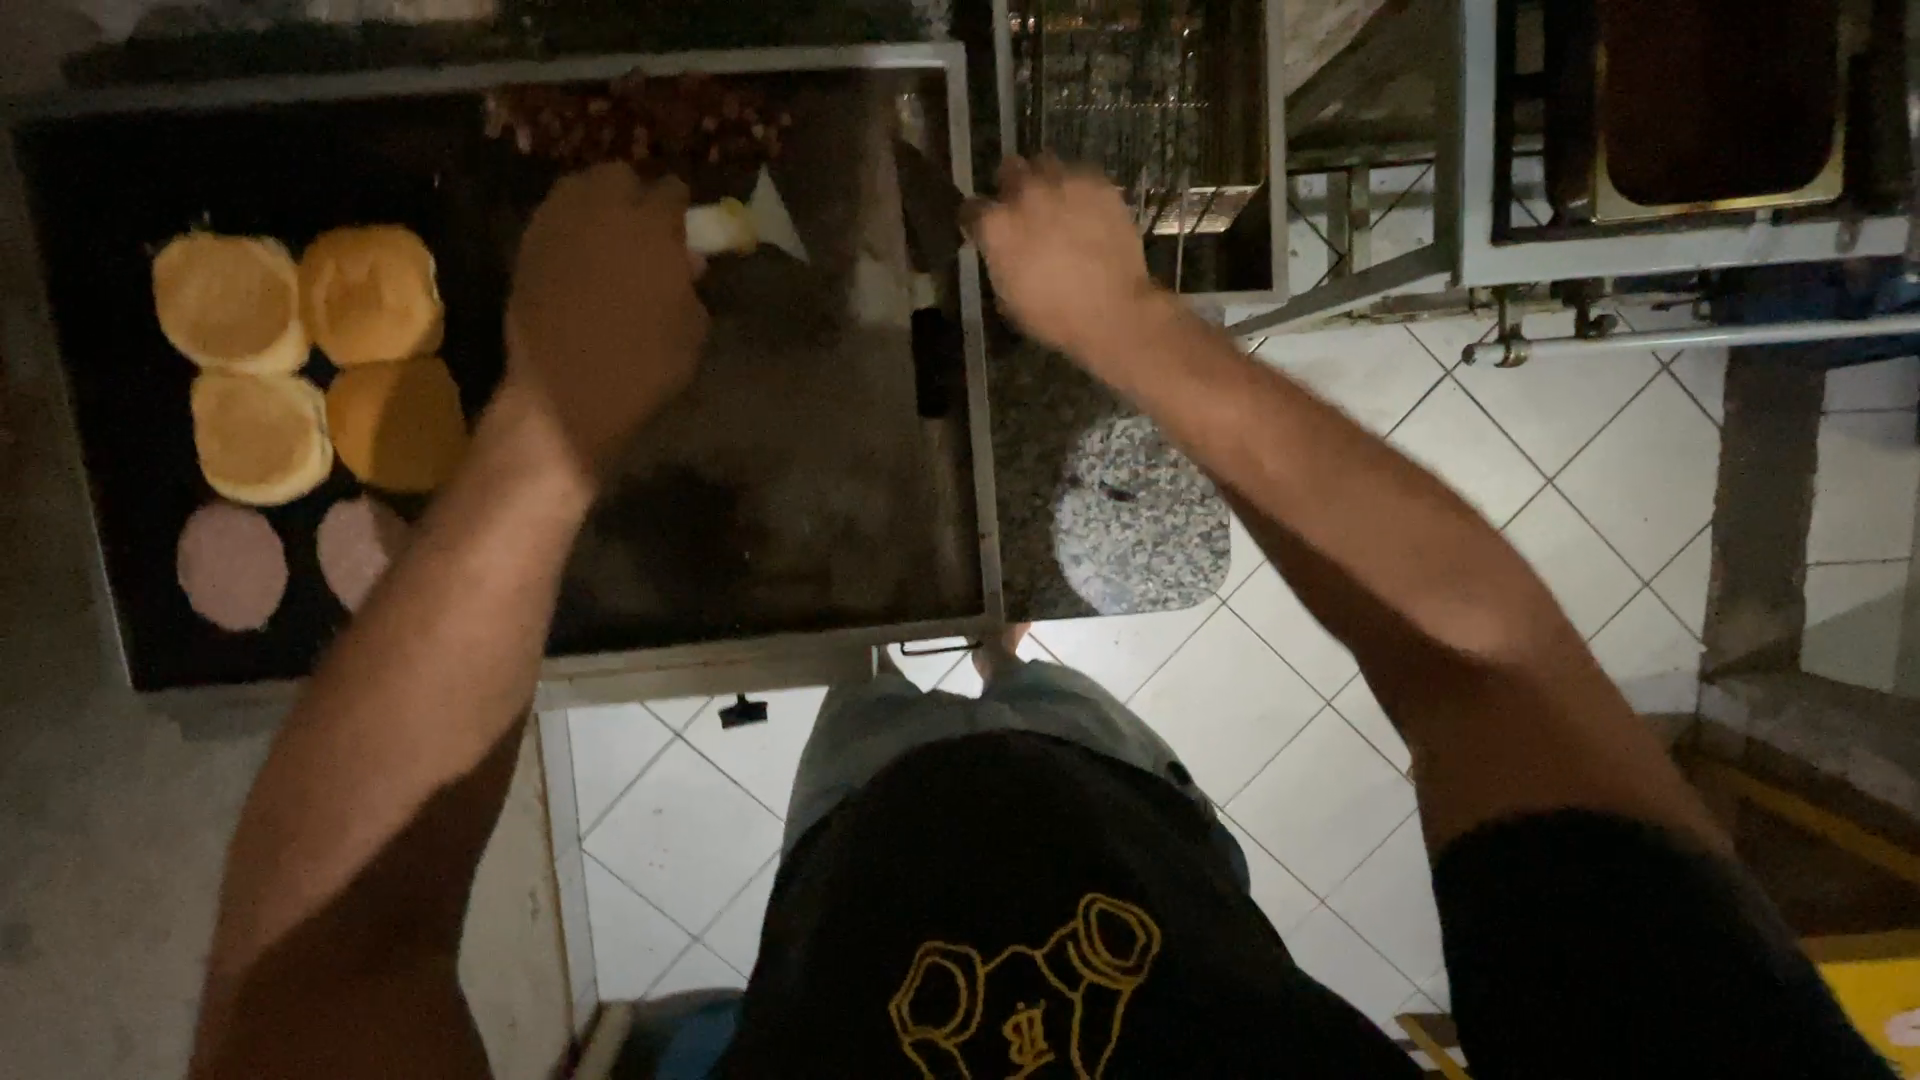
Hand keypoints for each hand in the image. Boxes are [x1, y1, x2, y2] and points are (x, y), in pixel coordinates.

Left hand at [504, 163, 708, 476]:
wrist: (568, 391)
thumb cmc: (645, 364)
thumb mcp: (692, 330)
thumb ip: (690, 287)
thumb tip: (684, 264)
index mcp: (652, 226)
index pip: (670, 190)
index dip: (680, 207)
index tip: (684, 227)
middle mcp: (601, 210)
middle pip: (618, 175)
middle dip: (634, 194)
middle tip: (644, 229)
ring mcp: (556, 224)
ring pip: (578, 189)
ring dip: (598, 206)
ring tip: (609, 241)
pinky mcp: (526, 247)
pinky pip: (554, 220)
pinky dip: (570, 230)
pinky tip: (580, 262)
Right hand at [966, 156, 1163, 357]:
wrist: (1112, 311)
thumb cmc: (1053, 316)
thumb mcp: (1009, 298)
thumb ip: (999, 261)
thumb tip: (1002, 251)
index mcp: (996, 226)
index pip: (971, 208)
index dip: (977, 220)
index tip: (983, 230)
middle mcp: (1025, 193)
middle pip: (1008, 169)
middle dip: (1011, 186)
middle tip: (1023, 208)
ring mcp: (1063, 182)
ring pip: (1045, 162)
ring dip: (1045, 180)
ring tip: (1057, 202)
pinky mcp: (1098, 183)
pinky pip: (1081, 174)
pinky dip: (1079, 189)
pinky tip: (1087, 210)